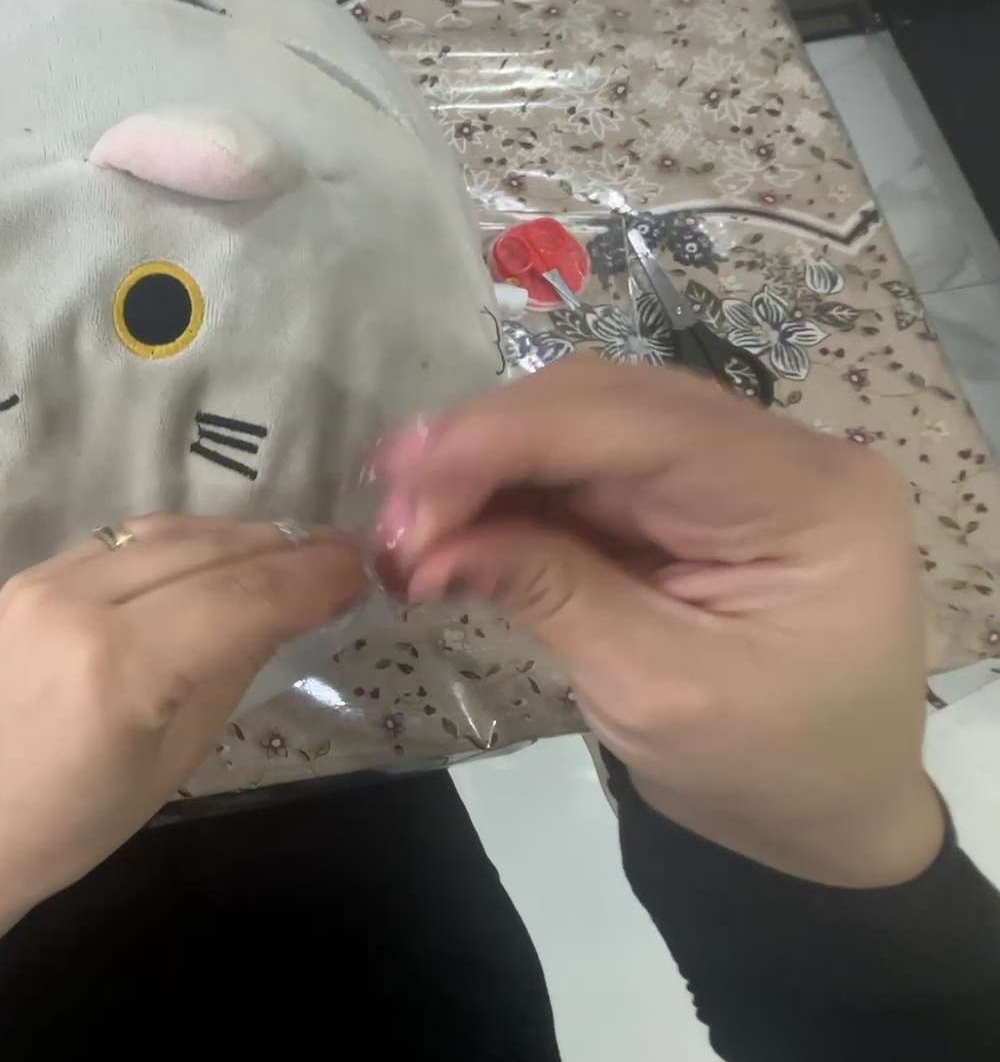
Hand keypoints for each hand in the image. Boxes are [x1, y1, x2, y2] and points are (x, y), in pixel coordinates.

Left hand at [0, 514, 370, 986]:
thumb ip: (234, 664)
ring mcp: (42, 580)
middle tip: (340, 555)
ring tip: (286, 554)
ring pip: (162, 532)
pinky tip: (211, 559)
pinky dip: (178, 543)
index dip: (310, 576)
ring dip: (233, 537)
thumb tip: (292, 604)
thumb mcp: (178, 755)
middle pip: (203, 550)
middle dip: (281, 548)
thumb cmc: (76, 823)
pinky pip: (120, 542)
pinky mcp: (26, 577)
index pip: (238, 597)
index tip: (362, 570)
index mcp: (116, 667)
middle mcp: (74, 602)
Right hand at [373, 355, 940, 887]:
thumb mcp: (650, 687)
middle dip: (474, 449)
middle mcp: (755, 453)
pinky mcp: (649, 492)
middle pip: (588, 402)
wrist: (807, 798)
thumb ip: (544, 594)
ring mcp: (699, 466)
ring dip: (466, 467)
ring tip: (403, 526)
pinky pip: (546, 464)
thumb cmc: (759, 759)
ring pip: (556, 421)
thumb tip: (427, 546)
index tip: (403, 478)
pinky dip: (480, 491)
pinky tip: (435, 524)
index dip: (506, 437)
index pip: (635, 426)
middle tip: (392, 517)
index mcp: (798, 496)